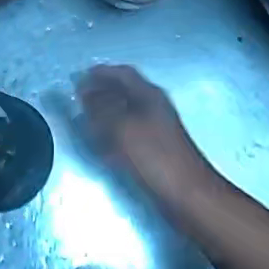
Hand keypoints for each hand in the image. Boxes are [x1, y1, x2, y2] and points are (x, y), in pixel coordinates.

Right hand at [77, 65, 219, 199]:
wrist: (190, 196)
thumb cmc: (155, 158)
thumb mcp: (122, 129)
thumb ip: (101, 108)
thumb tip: (85, 91)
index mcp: (149, 95)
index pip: (122, 73)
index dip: (100, 72)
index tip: (78, 77)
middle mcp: (154, 106)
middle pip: (125, 90)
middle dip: (101, 91)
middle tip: (78, 98)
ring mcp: (157, 128)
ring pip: (126, 112)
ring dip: (106, 112)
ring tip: (85, 118)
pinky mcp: (156, 149)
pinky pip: (129, 132)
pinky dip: (113, 131)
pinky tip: (102, 142)